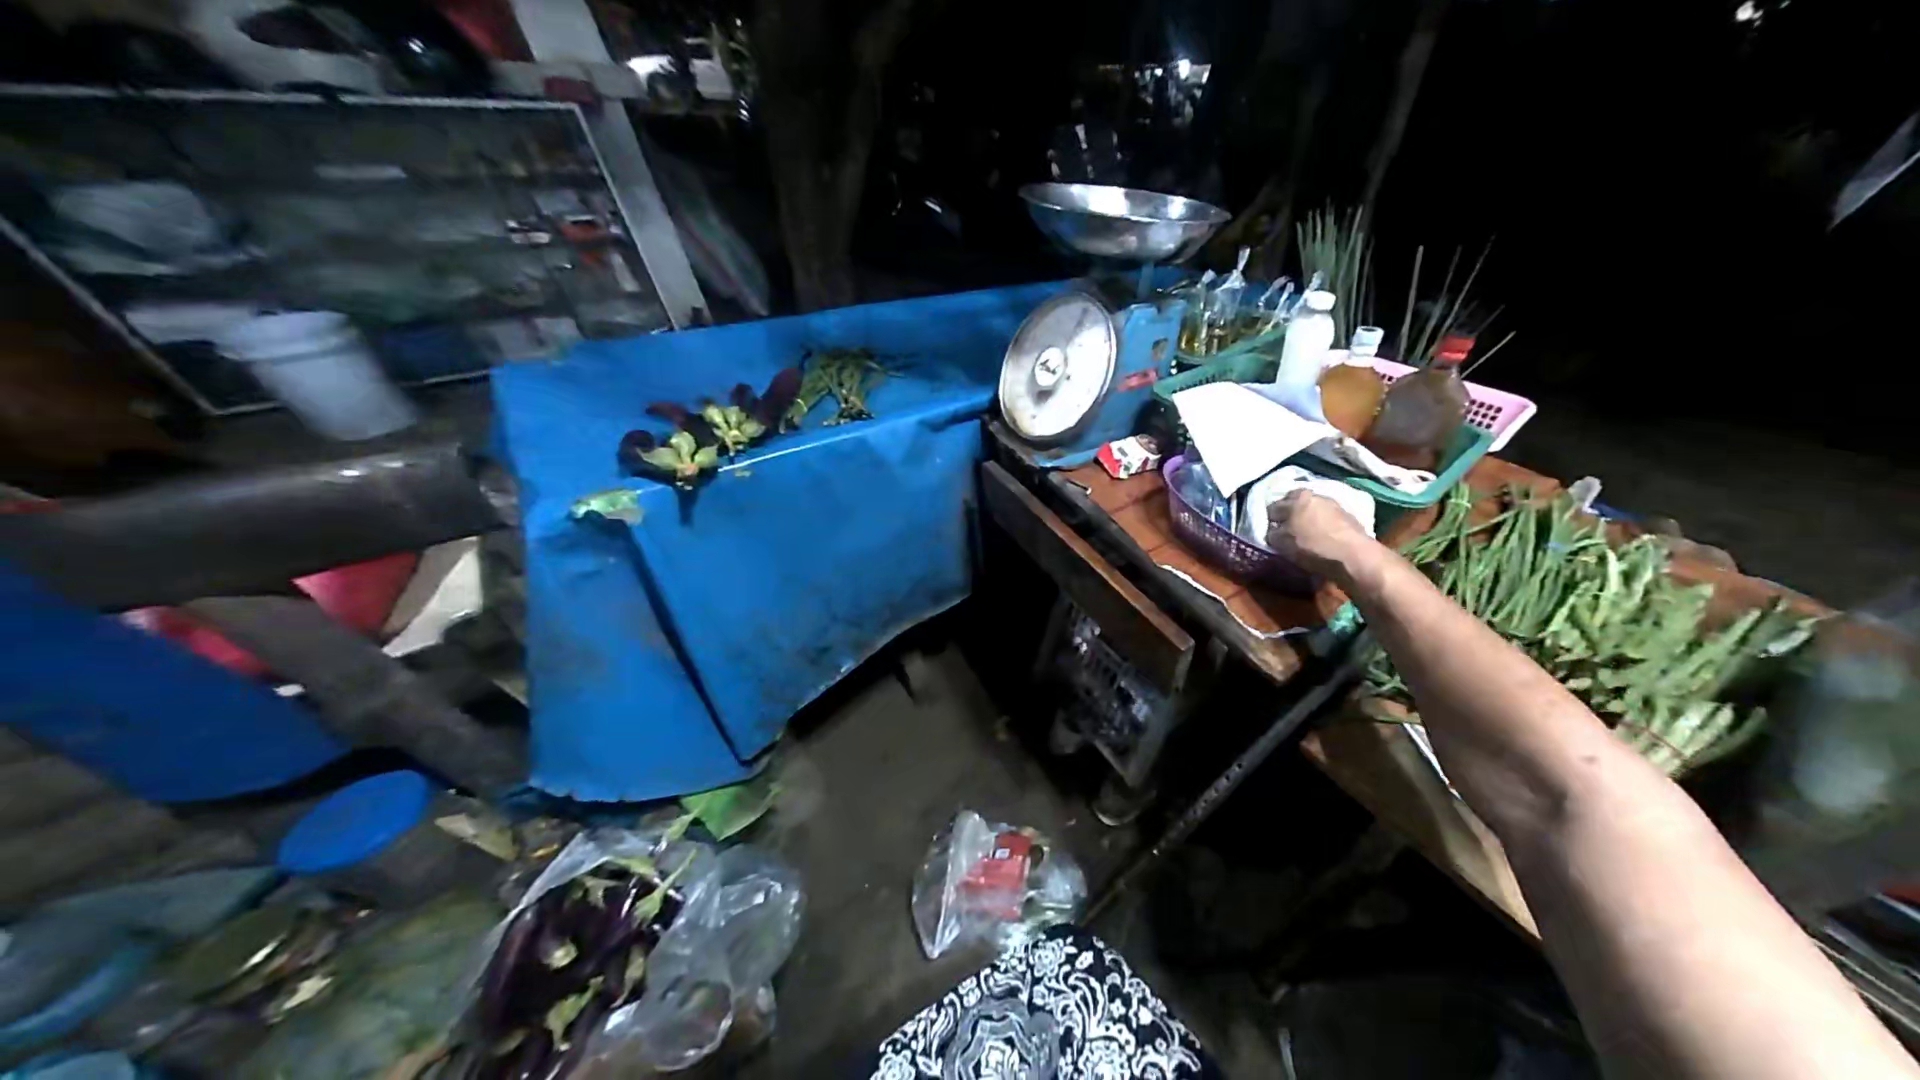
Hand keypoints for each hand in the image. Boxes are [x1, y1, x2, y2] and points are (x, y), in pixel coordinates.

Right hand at [1265, 490, 1374, 577]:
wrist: (1354, 555)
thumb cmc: (1313, 548)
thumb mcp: (1283, 544)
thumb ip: (1273, 534)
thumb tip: (1273, 532)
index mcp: (1296, 498)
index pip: (1273, 507)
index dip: (1269, 520)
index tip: (1269, 531)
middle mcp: (1314, 495)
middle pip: (1293, 503)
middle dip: (1287, 514)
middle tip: (1284, 530)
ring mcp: (1332, 503)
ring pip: (1311, 509)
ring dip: (1305, 518)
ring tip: (1303, 533)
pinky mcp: (1347, 514)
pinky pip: (1325, 516)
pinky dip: (1319, 523)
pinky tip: (1319, 535)